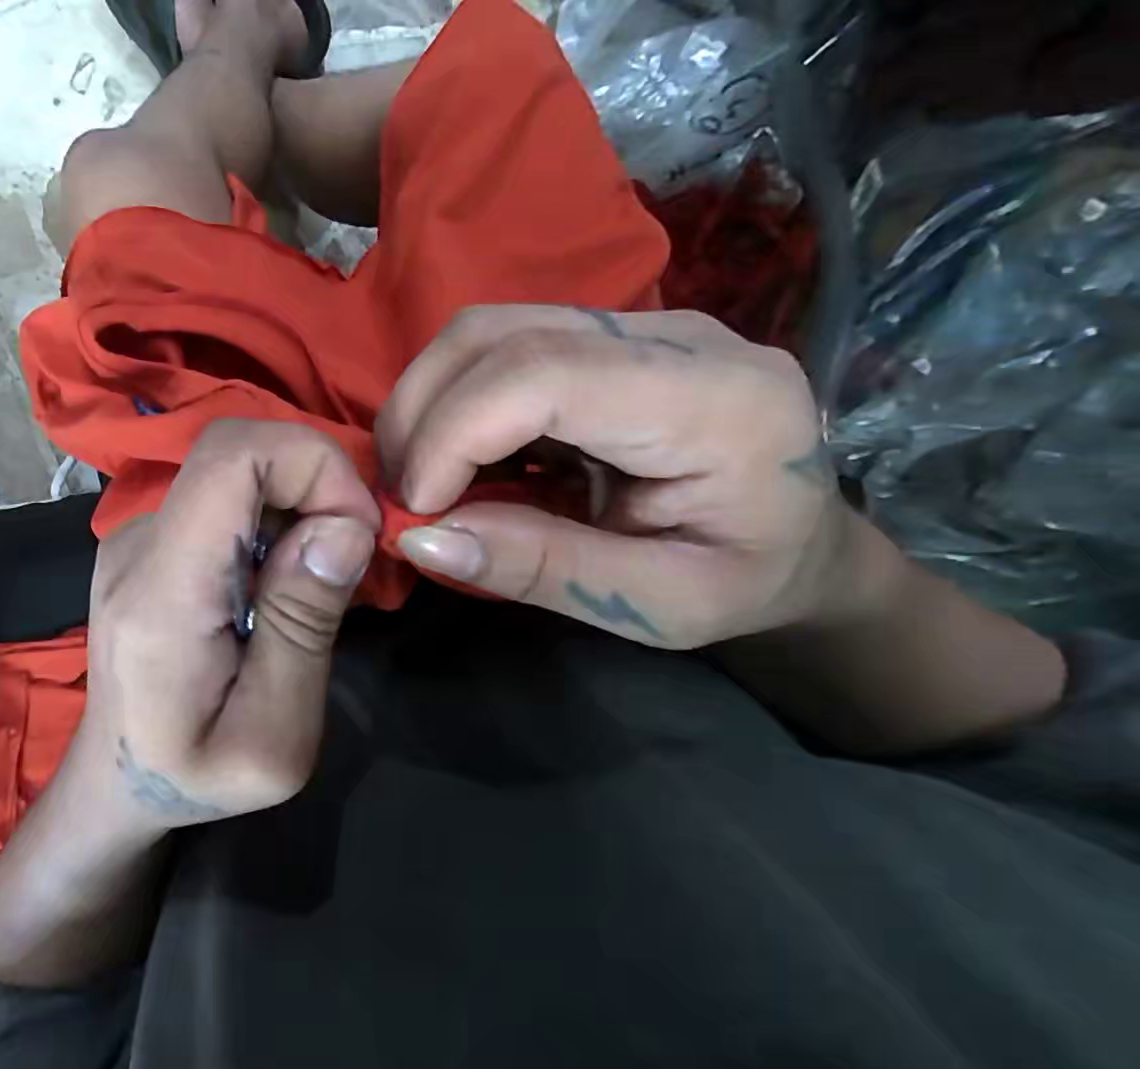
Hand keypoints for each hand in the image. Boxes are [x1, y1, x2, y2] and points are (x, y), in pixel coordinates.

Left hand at [81, 419, 380, 826]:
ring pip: (229, 477)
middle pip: (232, 456)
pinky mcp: (142, 545)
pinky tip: (268, 587)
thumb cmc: (195, 776)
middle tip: (344, 561)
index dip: (311, 463)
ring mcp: (131, 540)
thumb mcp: (274, 736)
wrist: (118, 777)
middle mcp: (134, 547)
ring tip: (305, 587)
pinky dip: (263, 524)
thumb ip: (303, 625)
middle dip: (311, 486)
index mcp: (160, 592)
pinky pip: (215, 503)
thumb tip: (343, 526)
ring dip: (291, 510)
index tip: (358, 529)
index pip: (230, 457)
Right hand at [378, 304, 860, 649]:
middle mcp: (672, 337)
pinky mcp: (599, 338)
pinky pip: (492, 350)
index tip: (416, 511)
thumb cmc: (745, 582)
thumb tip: (417, 537)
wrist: (801, 540)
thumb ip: (543, 569)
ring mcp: (633, 326)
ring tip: (420, 479)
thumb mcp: (657, 606)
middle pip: (493, 334)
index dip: (450, 435)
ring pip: (480, 332)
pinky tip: (453, 460)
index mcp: (714, 402)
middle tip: (403, 497)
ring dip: (423, 405)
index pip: (539, 375)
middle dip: (418, 416)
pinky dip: (447, 404)